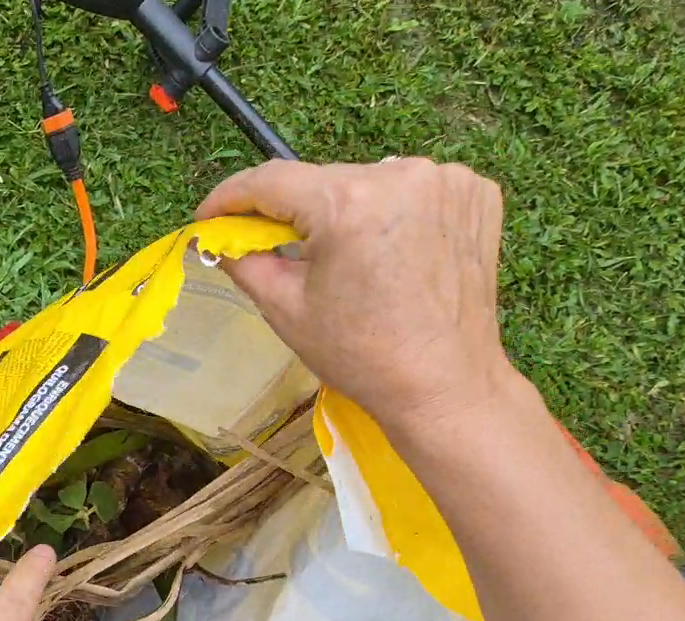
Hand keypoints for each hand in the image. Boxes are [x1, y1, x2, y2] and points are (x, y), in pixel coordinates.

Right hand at [196, 157, 517, 435]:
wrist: (441, 381)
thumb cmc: (357, 353)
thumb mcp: (282, 308)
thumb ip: (243, 260)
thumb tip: (215, 238)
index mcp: (349, 204)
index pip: (271, 180)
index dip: (229, 196)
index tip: (208, 217)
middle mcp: (402, 175)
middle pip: (319, 181)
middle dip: (286, 211)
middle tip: (265, 247)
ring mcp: (447, 179)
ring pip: (363, 183)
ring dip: (337, 211)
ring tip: (333, 255)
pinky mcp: (476, 192)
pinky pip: (407, 190)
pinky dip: (383, 212)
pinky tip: (380, 251)